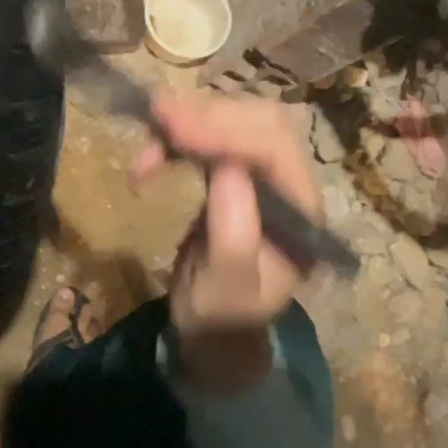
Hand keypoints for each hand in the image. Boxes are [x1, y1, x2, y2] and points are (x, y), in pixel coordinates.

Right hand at [131, 91, 321, 391]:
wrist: (213, 331)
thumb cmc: (223, 316)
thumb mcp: (228, 289)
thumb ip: (234, 234)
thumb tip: (228, 168)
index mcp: (301, 213)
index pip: (272, 150)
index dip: (225, 131)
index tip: (173, 128)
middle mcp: (289, 184)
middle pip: (257, 122)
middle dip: (206, 116)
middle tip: (155, 119)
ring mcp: (262, 175)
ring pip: (232, 120)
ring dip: (187, 123)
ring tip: (146, 143)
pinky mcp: (234, 172)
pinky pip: (211, 135)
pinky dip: (179, 135)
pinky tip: (153, 152)